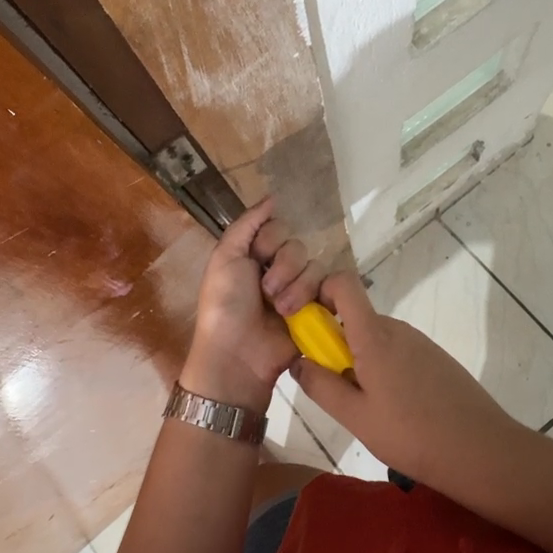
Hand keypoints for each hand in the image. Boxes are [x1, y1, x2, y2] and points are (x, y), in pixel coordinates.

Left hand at [181, 198, 323, 412]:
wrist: (238, 354)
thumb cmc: (224, 305)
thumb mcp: (224, 258)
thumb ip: (246, 225)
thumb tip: (272, 198)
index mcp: (253, 255)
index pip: (277, 228)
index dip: (269, 241)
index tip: (256, 259)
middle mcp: (276, 268)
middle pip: (296, 245)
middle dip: (282, 267)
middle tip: (266, 292)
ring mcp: (297, 289)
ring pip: (313, 265)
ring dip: (295, 287)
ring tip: (280, 310)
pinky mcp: (316, 309)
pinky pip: (328, 286)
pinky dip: (315, 295)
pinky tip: (301, 311)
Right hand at [292, 272, 520, 487]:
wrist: (483, 452)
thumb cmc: (413, 435)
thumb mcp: (355, 417)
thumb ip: (320, 385)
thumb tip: (296, 360)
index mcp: (373, 336)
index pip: (342, 283)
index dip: (319, 291)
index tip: (307, 325)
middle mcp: (396, 329)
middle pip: (354, 318)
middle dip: (335, 345)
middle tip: (334, 388)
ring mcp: (419, 342)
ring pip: (374, 339)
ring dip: (359, 362)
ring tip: (368, 409)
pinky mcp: (435, 359)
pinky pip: (396, 353)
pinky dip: (383, 371)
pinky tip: (395, 411)